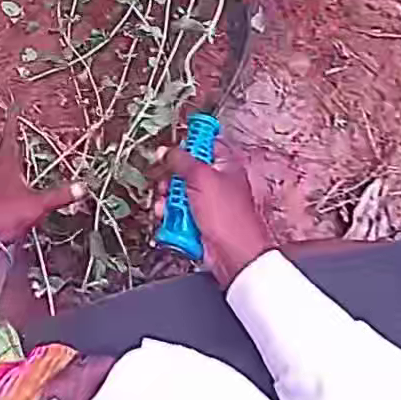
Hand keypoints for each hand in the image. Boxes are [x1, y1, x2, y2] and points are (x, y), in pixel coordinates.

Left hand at [0, 105, 82, 244]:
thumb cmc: (6, 214)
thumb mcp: (37, 204)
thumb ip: (59, 195)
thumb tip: (82, 187)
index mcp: (6, 162)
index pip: (10, 134)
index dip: (13, 120)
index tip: (16, 106)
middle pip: (4, 144)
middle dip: (12, 132)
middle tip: (18, 122)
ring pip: (1, 157)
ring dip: (9, 148)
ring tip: (18, 144)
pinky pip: (0, 170)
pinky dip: (8, 164)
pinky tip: (14, 173)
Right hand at [152, 146, 277, 288]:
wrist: (234, 258)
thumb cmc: (229, 218)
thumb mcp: (201, 178)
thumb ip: (181, 160)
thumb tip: (166, 151)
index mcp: (224, 164)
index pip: (204, 142)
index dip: (188, 142)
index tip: (174, 147)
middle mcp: (216, 181)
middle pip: (185, 168)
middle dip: (171, 176)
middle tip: (167, 181)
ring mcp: (207, 202)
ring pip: (178, 191)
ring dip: (168, 198)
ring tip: (167, 203)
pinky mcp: (198, 221)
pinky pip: (177, 211)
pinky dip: (170, 215)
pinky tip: (168, 217)